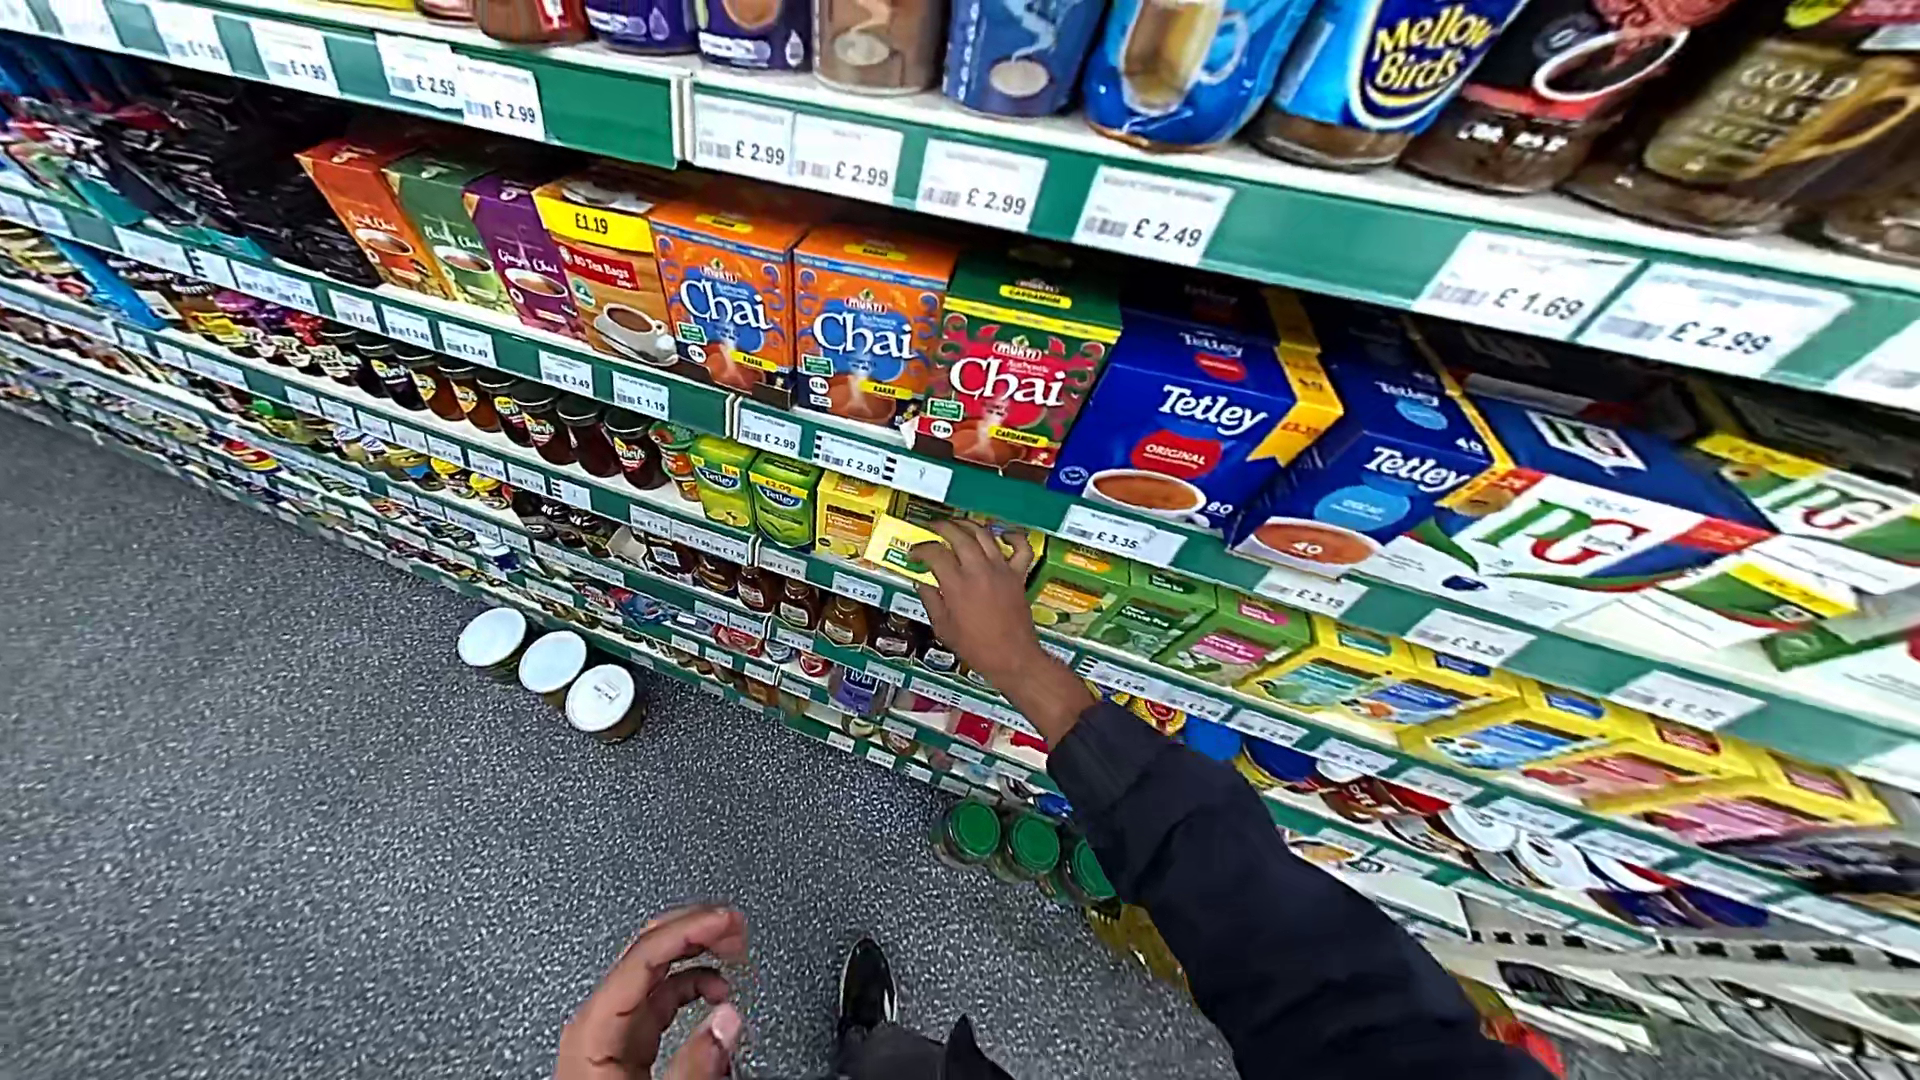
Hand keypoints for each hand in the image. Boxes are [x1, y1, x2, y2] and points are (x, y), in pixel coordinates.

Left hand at [555, 906, 748, 1079]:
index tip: (729, 920)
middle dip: (698, 927)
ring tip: (736, 951)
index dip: (691, 926)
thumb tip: (728, 1016)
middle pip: (648, 947)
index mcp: (594, 1032)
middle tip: (737, 926)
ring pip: (659, 966)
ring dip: (701, 949)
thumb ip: (693, 1067)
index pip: (644, 952)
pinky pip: (665, 993)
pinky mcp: (627, 1047)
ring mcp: (612, 1034)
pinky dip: (696, 980)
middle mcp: (599, 1025)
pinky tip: (718, 990)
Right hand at [911, 522, 1092, 744]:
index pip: (935, 553)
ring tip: (958, 524)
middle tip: (932, 527)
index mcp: (957, 584)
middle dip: (942, 527)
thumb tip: (922, 583)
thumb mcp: (943, 628)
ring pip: (985, 535)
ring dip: (969, 525)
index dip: (921, 549)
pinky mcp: (1018, 574)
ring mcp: (1001, 570)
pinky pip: (1021, 548)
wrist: (1012, 657)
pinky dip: (1014, 537)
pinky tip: (1003, 535)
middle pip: (959, 535)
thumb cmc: (975, 647)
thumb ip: (931, 601)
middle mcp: (979, 570)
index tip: (913, 554)